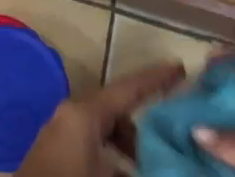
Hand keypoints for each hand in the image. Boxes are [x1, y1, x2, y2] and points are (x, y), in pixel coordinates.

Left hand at [15, 62, 185, 176]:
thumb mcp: (111, 176)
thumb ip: (142, 167)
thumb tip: (168, 164)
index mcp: (82, 115)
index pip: (127, 88)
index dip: (155, 79)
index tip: (180, 69)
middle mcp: (69, 117)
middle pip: (115, 111)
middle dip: (144, 128)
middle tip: (173, 144)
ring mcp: (59, 136)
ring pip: (103, 132)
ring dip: (128, 149)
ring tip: (154, 167)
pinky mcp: (54, 158)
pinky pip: (91, 149)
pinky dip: (111, 160)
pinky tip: (126, 176)